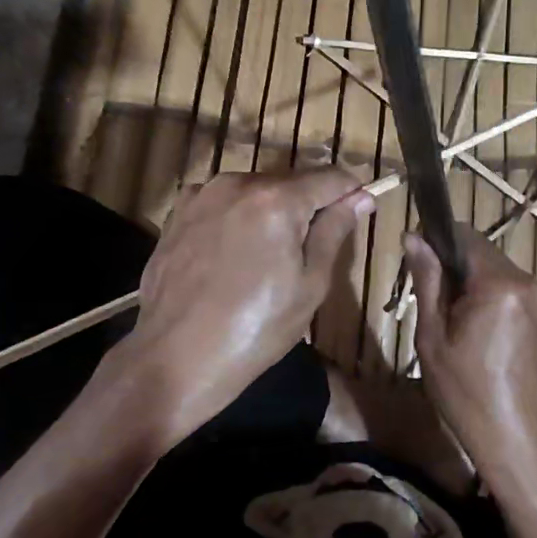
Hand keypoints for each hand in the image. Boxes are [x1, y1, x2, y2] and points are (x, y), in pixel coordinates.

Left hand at [92, 169, 371, 450]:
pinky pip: (227, 203)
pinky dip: (242, 218)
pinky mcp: (179, 214)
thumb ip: (335, 230)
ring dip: (276, 211)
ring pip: (260, 191)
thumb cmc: (257, 327)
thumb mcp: (311, 283)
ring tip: (272, 256)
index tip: (361, 212)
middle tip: (314, 249)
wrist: (175, 360)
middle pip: (294, 180)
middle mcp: (238, 184)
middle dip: (312, 204)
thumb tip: (361, 197)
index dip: (353, 191)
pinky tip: (237, 255)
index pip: (332, 177)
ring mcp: (203, 197)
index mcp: (277, 199)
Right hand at [407, 229, 536, 487]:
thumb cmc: (464, 390)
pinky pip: (516, 298)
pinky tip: (484, 335)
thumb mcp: (433, 337)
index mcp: (499, 282)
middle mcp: (527, 283)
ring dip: (476, 286)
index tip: (418, 258)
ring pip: (500, 276)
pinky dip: (497, 304)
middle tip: (432, 300)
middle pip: (486, 256)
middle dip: (457, 268)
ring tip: (454, 323)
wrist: (513, 436)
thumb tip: (414, 237)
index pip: (467, 237)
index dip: (439, 240)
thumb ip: (427, 281)